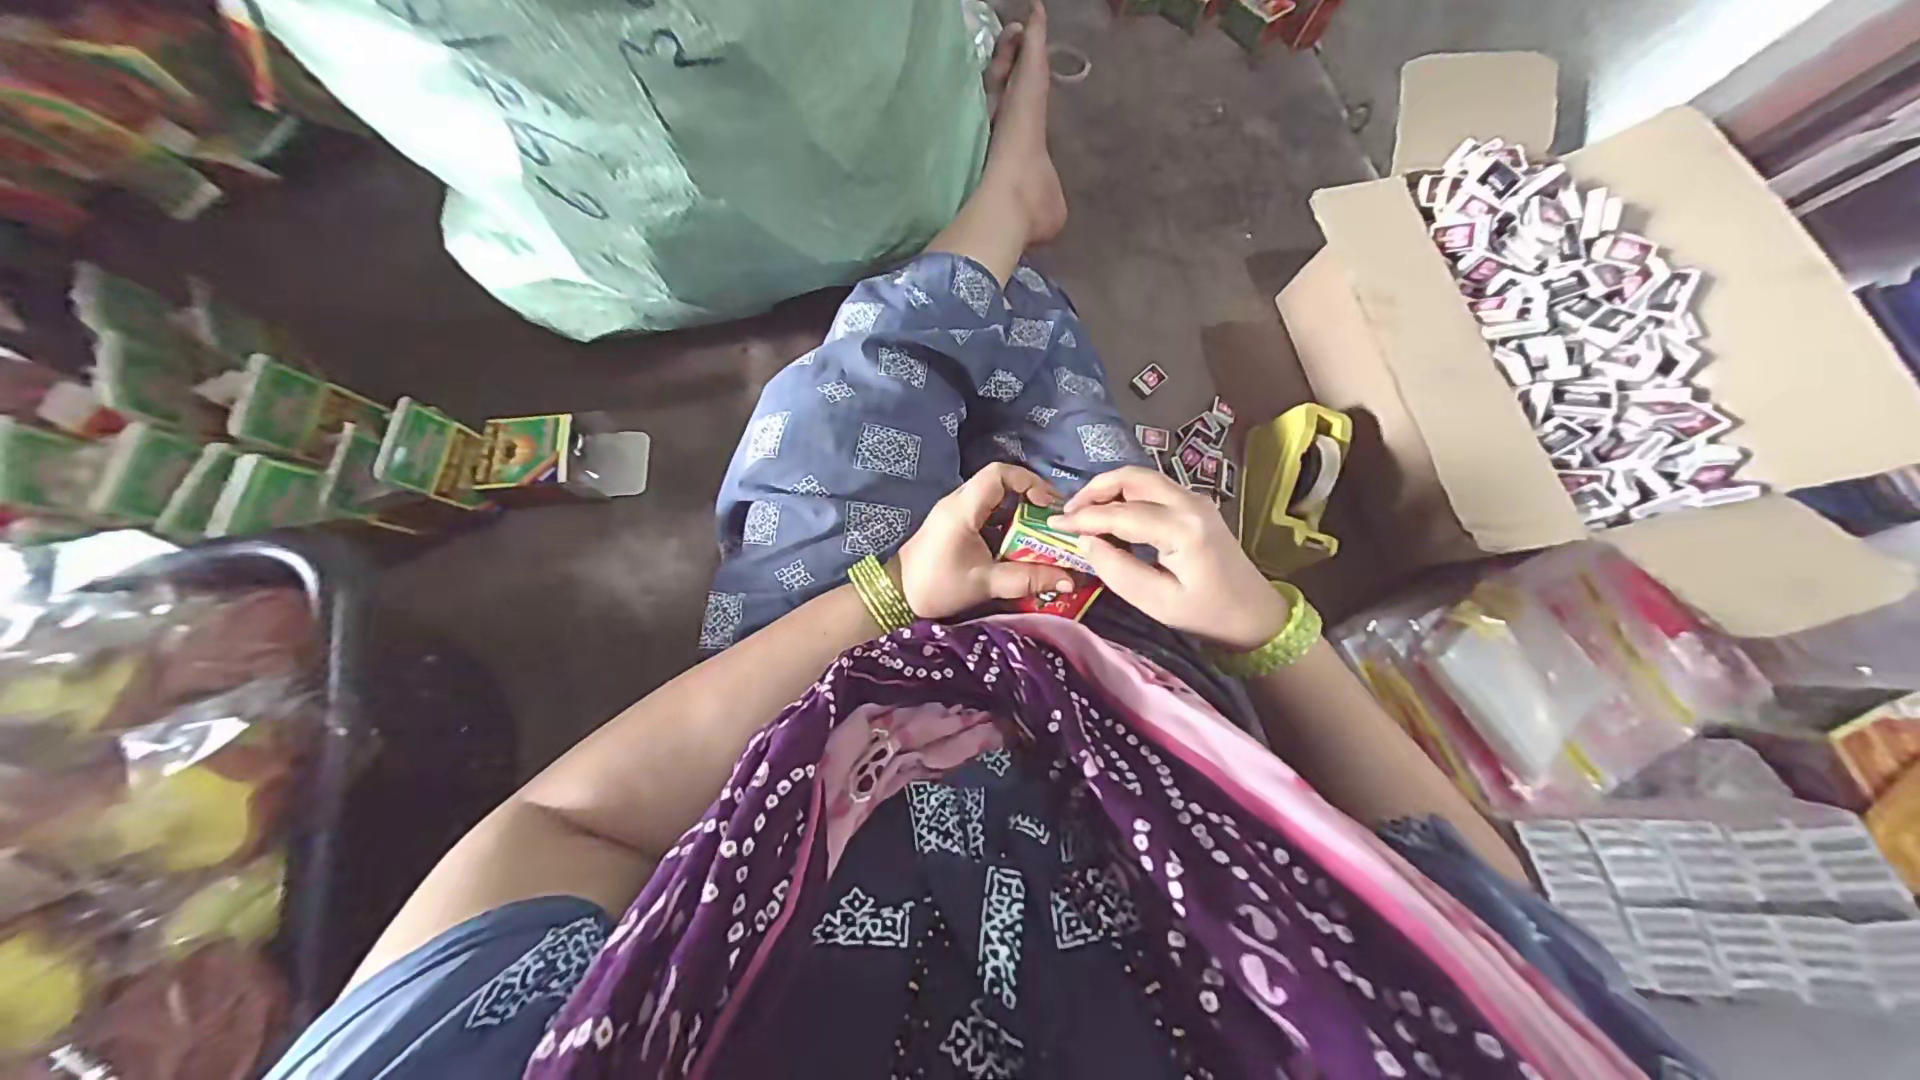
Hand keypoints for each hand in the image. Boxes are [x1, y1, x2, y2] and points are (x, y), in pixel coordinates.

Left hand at [896, 463, 1077, 619]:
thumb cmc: (936, 586)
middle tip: (1053, 521)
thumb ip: (1028, 579)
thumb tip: (1070, 581)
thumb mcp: (985, 583)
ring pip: (996, 500)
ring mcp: (956, 513)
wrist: (897, 597)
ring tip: (1043, 533)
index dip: (1029, 482)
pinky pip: (988, 515)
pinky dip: (1008, 525)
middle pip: (1001, 484)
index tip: (1048, 505)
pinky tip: (1022, 545)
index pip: (998, 473)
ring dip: (1021, 513)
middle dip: (1031, 499)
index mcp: (962, 508)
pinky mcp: (956, 526)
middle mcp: (958, 503)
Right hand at [1053, 466, 1288, 650]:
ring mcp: (1195, 500)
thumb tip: (1087, 543)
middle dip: (1094, 490)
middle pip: (1132, 477)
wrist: (1255, 614)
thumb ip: (1117, 570)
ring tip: (1083, 511)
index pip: (1120, 513)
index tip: (1054, 525)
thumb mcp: (1156, 602)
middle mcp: (1189, 504)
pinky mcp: (1194, 504)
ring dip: (1109, 488)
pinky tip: (1110, 514)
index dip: (1083, 518)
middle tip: (1068, 512)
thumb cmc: (1206, 613)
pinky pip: (1152, 487)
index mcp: (1182, 530)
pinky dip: (1125, 493)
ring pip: (1141, 477)